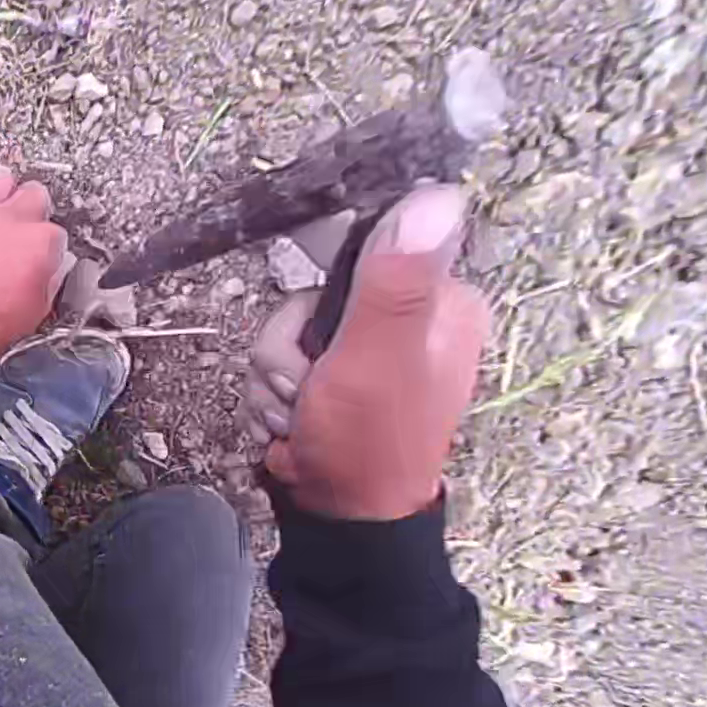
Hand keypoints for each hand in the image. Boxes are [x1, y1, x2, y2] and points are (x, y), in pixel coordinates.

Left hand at [0, 166, 69, 361]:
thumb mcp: (38, 308)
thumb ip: (52, 279)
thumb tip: (57, 267)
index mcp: (41, 241)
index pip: (58, 232)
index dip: (53, 245)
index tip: (47, 255)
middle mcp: (13, 219)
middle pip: (35, 193)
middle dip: (37, 207)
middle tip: (31, 222)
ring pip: (0, 179)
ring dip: (6, 190)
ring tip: (5, 201)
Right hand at [243, 186, 489, 520]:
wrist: (335, 512)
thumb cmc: (364, 440)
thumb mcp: (377, 357)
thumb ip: (394, 282)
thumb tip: (436, 194)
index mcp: (435, 305)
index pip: (366, 252)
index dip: (325, 290)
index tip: (315, 334)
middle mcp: (399, 321)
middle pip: (308, 296)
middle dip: (289, 349)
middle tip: (306, 388)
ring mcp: (356, 350)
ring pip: (281, 331)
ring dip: (274, 377)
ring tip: (296, 413)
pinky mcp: (323, 375)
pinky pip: (273, 362)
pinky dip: (270, 394)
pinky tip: (287, 422)